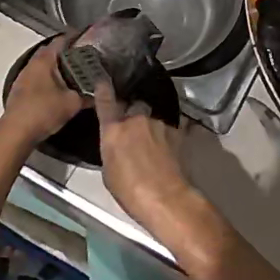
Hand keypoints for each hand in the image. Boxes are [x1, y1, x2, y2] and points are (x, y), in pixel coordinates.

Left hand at [2, 37, 85, 146]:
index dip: (77, 38)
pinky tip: (61, 89)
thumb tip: (102, 92)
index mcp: (45, 60)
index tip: (91, 40)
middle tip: (88, 59)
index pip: (62, 40)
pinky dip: (51, 78)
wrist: (15, 133)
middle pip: (53, 52)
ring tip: (78, 74)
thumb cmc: (44, 111)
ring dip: (59, 67)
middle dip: (69, 54)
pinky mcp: (21, 90)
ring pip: (45, 65)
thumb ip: (89, 95)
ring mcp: (24, 77)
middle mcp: (32, 64)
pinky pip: (39, 77)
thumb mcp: (73, 103)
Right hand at [94, 81, 198, 225]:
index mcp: (114, 131)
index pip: (106, 103)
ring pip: (152, 118)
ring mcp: (158, 123)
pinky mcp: (176, 131)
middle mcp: (136, 120)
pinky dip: (165, 135)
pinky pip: (167, 128)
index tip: (103, 81)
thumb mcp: (109, 171)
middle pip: (134, 107)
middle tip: (133, 132)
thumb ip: (111, 147)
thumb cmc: (130, 191)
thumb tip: (116, 141)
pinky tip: (166, 149)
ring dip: (150, 127)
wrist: (165, 197)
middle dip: (132, 114)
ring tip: (152, 146)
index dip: (104, 90)